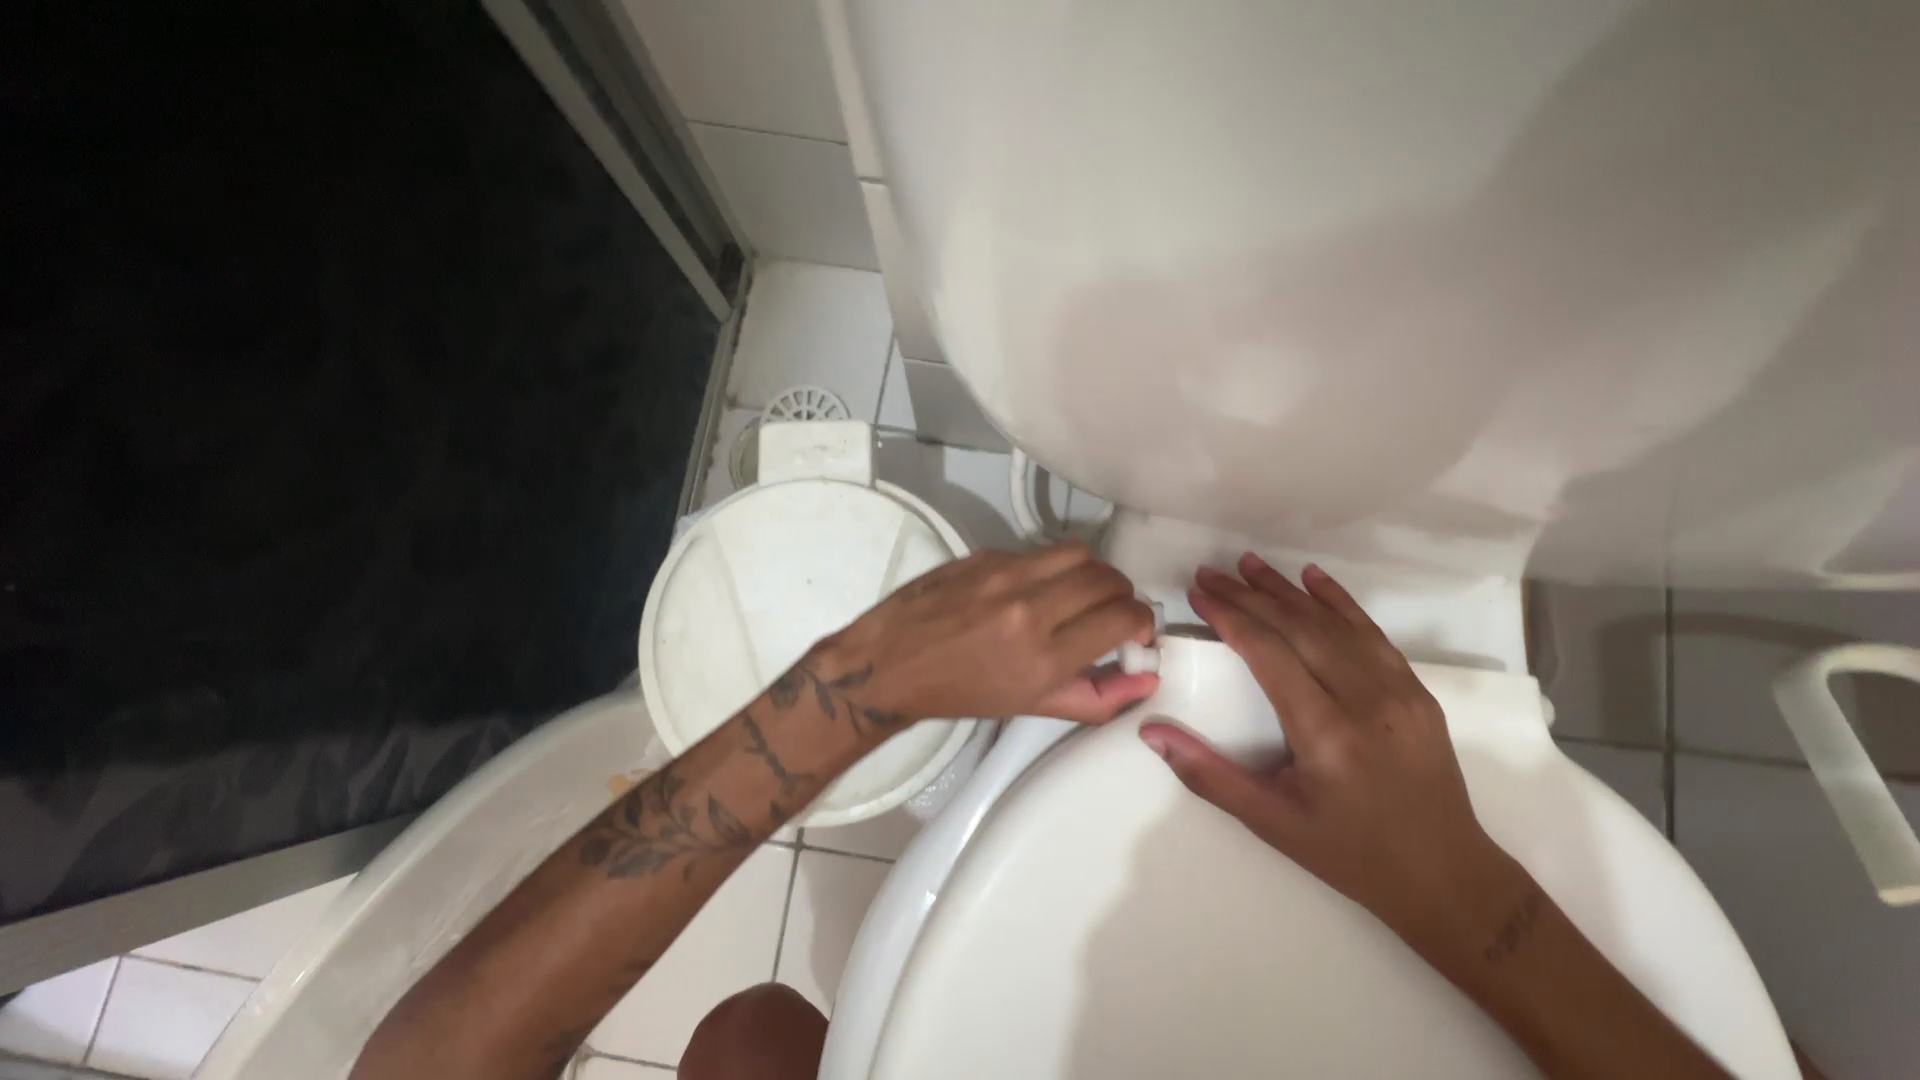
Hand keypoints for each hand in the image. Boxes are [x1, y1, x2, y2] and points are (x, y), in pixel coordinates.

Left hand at [817, 543, 1159, 724]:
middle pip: (1108, 579)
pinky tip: (1035, 589)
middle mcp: (1029, 608)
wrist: (890, 664)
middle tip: (1110, 613)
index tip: (1133, 632)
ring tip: (1080, 594)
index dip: (1141, 622)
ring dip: (1092, 573)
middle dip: (1122, 595)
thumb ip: (1096, 697)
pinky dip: (1051, 568)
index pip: (1123, 617)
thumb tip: (1147, 677)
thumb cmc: (959, 693)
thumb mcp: (1030, 706)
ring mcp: (1005, 574)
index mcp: (1043, 656)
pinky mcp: (985, 555)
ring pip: (1080, 553)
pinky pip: (1039, 551)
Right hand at [1138, 555, 1518, 950]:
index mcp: (1326, 734)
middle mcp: (1365, 701)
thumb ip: (1208, 774)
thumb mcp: (1270, 822)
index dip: (1230, 617)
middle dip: (1250, 596)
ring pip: (1334, 624)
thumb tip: (1151, 731)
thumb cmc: (1348, 853)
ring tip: (1250, 564)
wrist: (1446, 876)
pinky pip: (1372, 634)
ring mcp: (1398, 692)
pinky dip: (1340, 602)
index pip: (1269, 654)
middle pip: (1298, 629)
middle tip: (1210, 572)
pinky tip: (1314, 579)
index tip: (1199, 593)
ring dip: (1289, 590)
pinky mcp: (1417, 692)